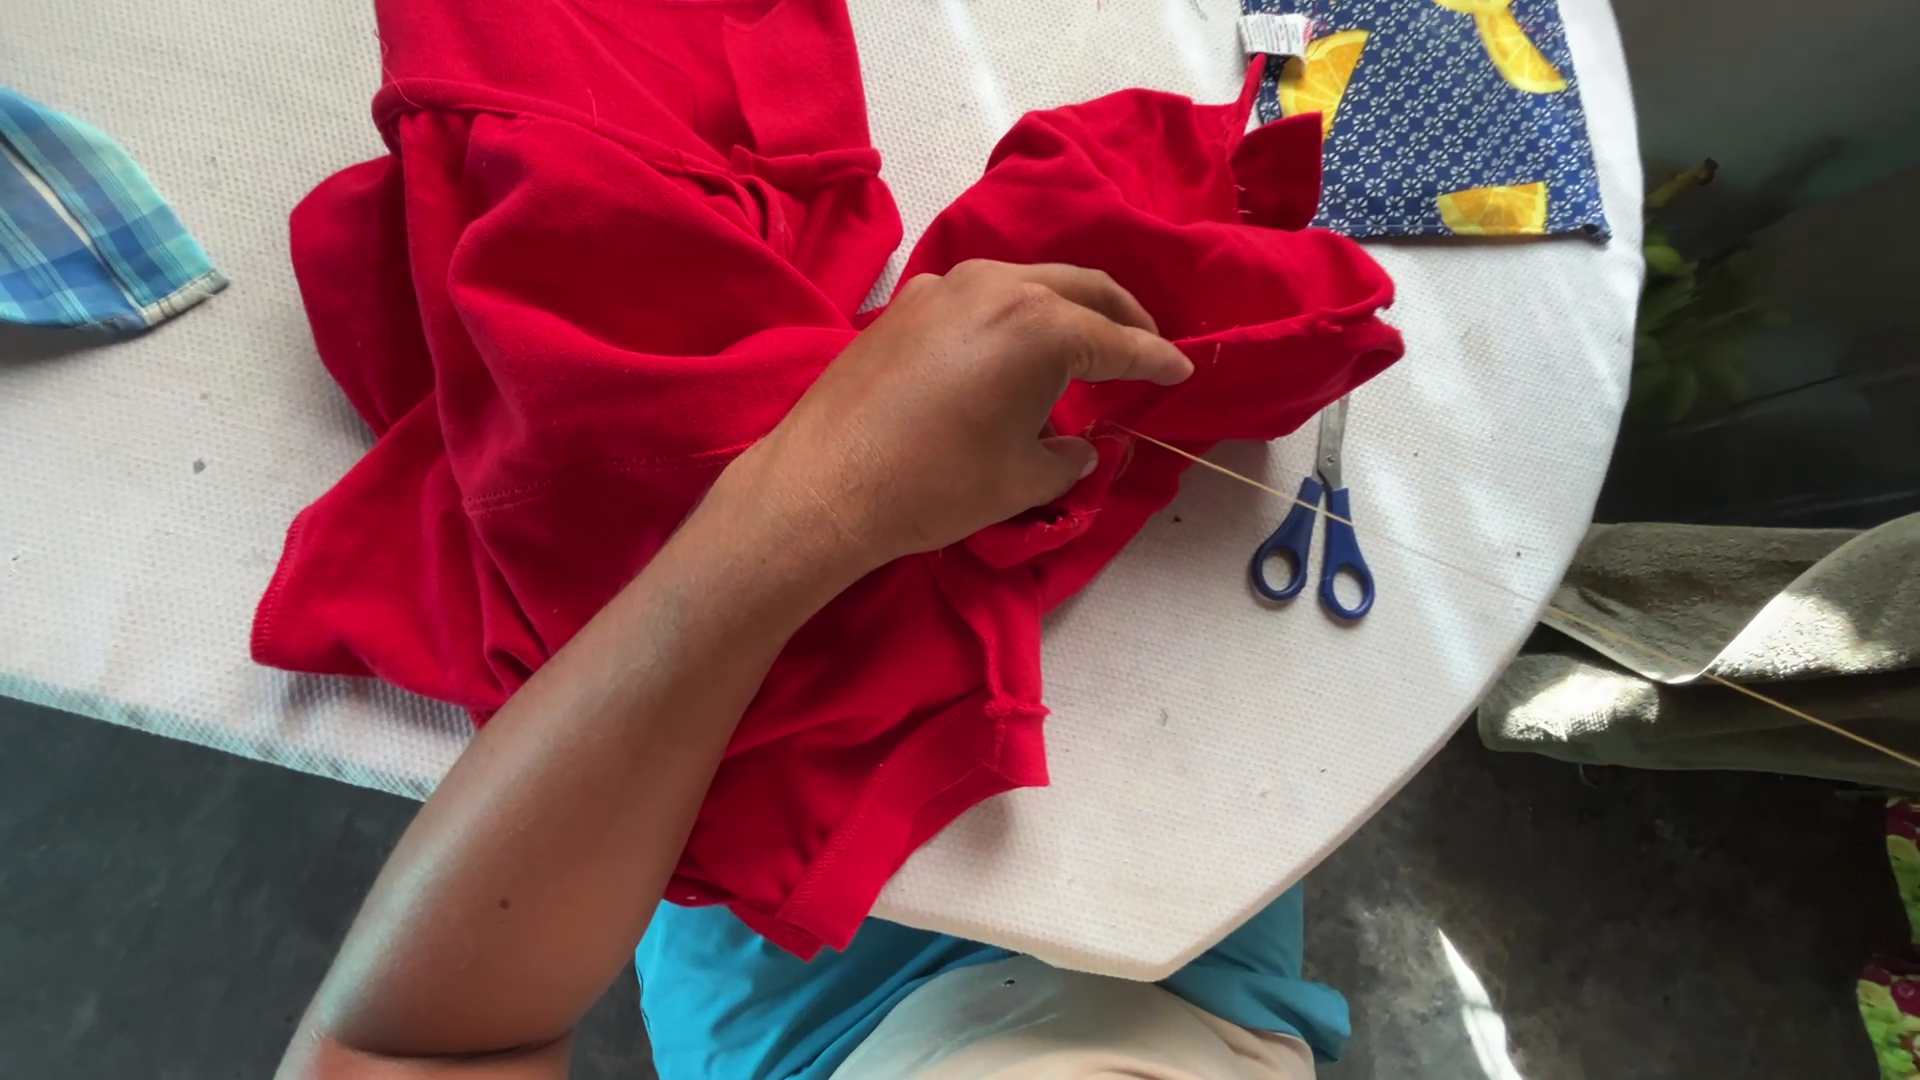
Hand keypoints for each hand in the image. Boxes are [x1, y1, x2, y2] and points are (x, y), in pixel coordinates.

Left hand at [720, 260, 1192, 572]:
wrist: (825, 485)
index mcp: (1041, 326)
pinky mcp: (908, 303)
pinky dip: (1015, 316)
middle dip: (1122, 317)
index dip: (1156, 360)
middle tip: (1144, 347)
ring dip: (1066, 310)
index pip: (1118, 342)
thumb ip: (1068, 456)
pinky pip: (981, 297)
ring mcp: (945, 288)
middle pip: (1081, 289)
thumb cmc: (935, 488)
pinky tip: (1011, 351)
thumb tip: (1082, 445)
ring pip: (1028, 283)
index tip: (1181, 370)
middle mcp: (997, 286)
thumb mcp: (1021, 480)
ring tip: (1081, 348)